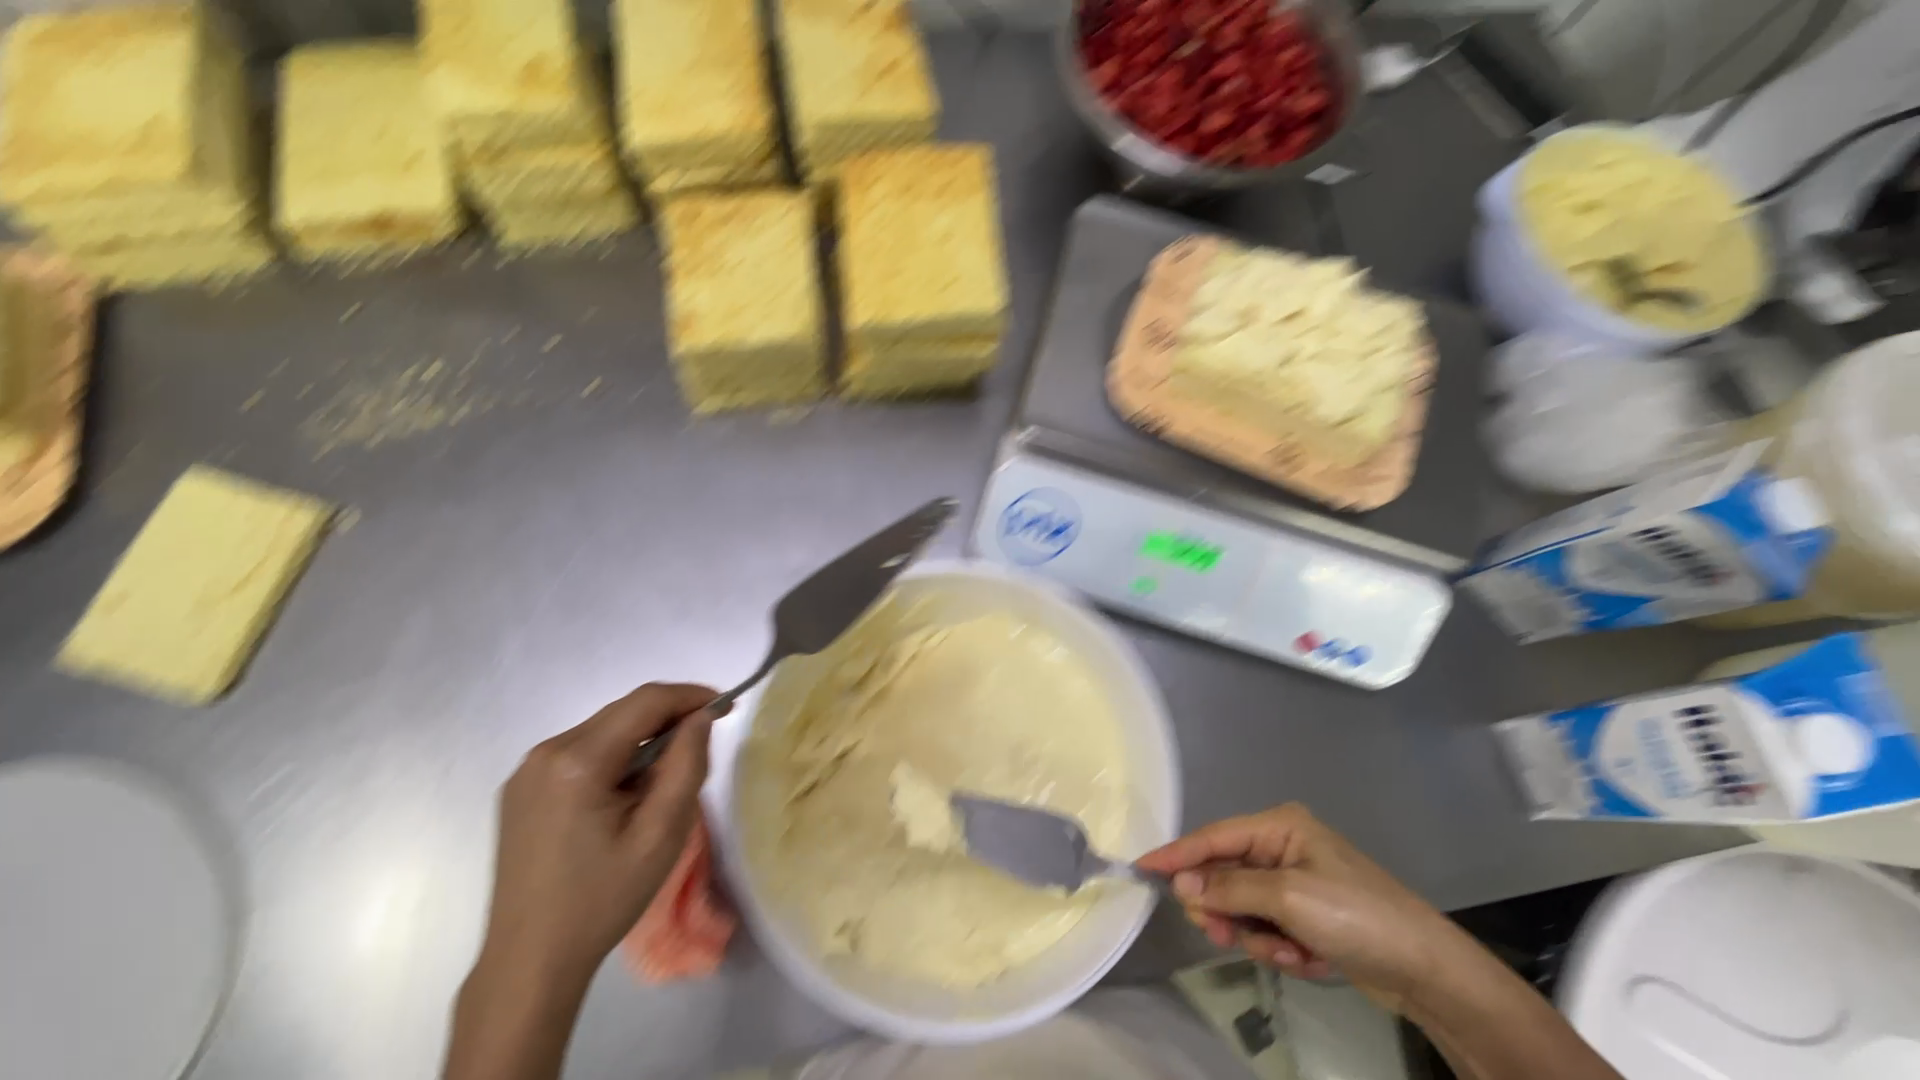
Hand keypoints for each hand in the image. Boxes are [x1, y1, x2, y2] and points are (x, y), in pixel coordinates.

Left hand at [479, 683, 717, 986]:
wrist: (530, 959)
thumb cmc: (603, 900)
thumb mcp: (661, 835)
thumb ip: (686, 766)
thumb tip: (699, 718)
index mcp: (577, 760)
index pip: (645, 701)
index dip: (690, 696)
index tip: (727, 706)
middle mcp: (544, 752)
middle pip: (621, 714)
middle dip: (667, 722)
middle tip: (702, 752)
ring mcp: (525, 771)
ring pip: (601, 733)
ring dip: (639, 745)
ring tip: (662, 790)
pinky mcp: (520, 791)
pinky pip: (578, 755)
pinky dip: (612, 762)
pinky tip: (623, 802)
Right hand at [1137, 803, 1476, 1012]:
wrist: (1423, 967)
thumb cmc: (1355, 916)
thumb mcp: (1287, 898)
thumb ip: (1229, 888)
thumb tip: (1182, 884)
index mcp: (1279, 827)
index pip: (1213, 837)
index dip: (1176, 855)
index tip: (1139, 869)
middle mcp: (1283, 848)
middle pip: (1223, 876)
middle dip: (1226, 910)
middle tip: (1225, 935)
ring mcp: (1294, 883)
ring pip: (1242, 909)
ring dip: (1258, 937)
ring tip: (1289, 953)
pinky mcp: (1305, 916)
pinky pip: (1267, 929)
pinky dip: (1280, 949)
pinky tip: (1308, 960)